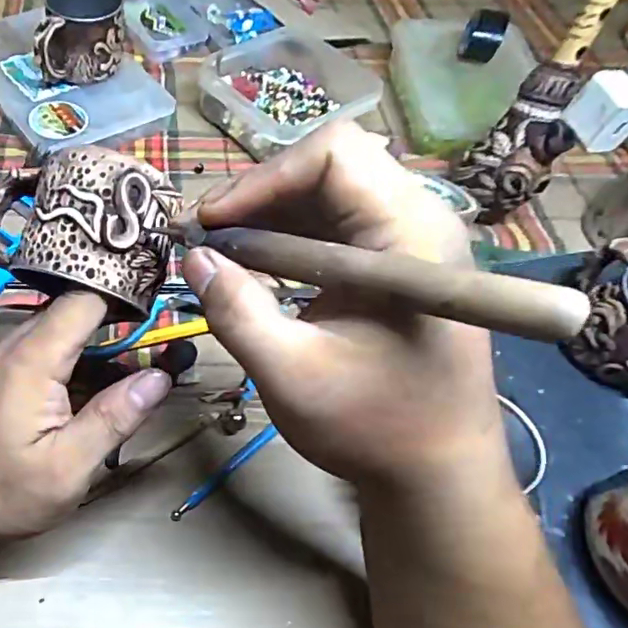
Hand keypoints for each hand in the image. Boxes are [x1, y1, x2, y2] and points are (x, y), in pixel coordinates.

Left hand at [0, 292, 171, 546]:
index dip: (127, 302)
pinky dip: (73, 372)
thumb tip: (159, 378)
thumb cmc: (1, 493)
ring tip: (125, 394)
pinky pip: (44, 357)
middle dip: (119, 336)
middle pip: (76, 316)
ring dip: (97, 358)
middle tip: (155, 366)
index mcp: (31, 360)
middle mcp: (13, 347)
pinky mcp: (0, 377)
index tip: (161, 324)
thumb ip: (114, 418)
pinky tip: (88, 406)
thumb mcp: (67, 468)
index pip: (85, 299)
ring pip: (62, 337)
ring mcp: (3, 360)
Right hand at [184, 121, 509, 492]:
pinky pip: (331, 235)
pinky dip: (283, 245)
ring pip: (326, 201)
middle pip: (328, 171)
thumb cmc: (372, 426)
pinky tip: (248, 271)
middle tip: (199, 240)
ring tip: (213, 254)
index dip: (260, 180)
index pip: (333, 156)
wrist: (434, 472)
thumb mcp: (289, 374)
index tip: (207, 225)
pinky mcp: (391, 271)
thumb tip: (192, 259)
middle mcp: (415, 223)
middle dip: (255, 199)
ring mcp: (406, 246)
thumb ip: (236, 313)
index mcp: (406, 235)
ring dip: (264, 222)